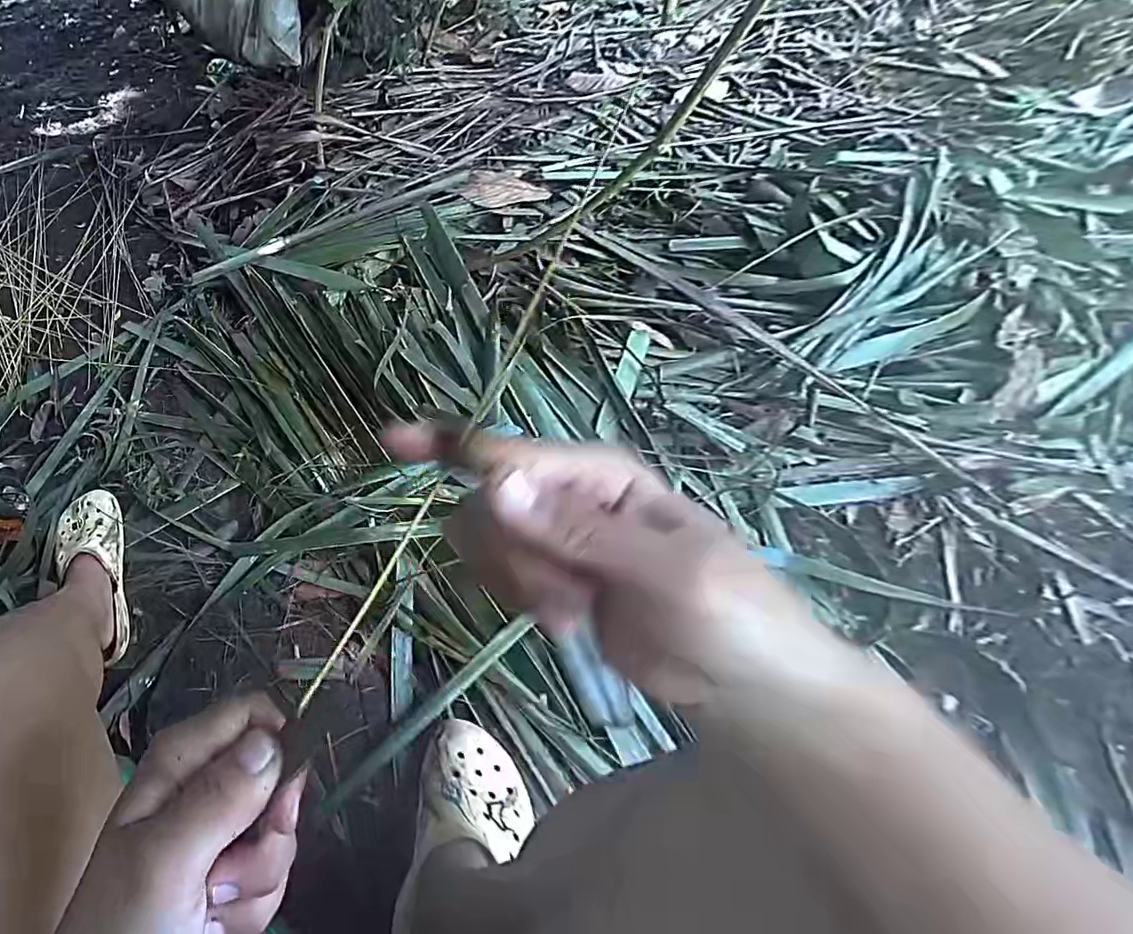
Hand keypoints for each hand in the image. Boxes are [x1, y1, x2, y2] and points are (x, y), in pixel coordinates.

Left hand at [57, 693, 305, 933]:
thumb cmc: (125, 922)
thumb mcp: (163, 858)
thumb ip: (217, 798)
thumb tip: (270, 739)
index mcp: (180, 757)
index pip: (249, 714)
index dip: (278, 747)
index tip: (281, 799)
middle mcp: (201, 784)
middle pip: (275, 779)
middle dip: (266, 834)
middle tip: (226, 871)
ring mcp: (218, 831)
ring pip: (277, 833)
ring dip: (256, 879)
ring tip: (210, 903)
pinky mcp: (231, 872)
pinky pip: (273, 874)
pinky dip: (252, 907)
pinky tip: (215, 919)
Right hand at [382, 422, 859, 708]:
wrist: (741, 690)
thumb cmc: (729, 620)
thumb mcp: (667, 574)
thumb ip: (577, 530)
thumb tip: (493, 486)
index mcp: (597, 474)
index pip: (508, 455)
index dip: (447, 445)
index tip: (391, 441)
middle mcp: (561, 493)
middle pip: (483, 505)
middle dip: (512, 555)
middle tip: (567, 595)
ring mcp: (545, 533)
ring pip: (479, 540)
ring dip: (516, 581)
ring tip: (574, 609)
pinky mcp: (535, 570)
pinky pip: (489, 572)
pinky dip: (517, 599)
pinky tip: (565, 618)